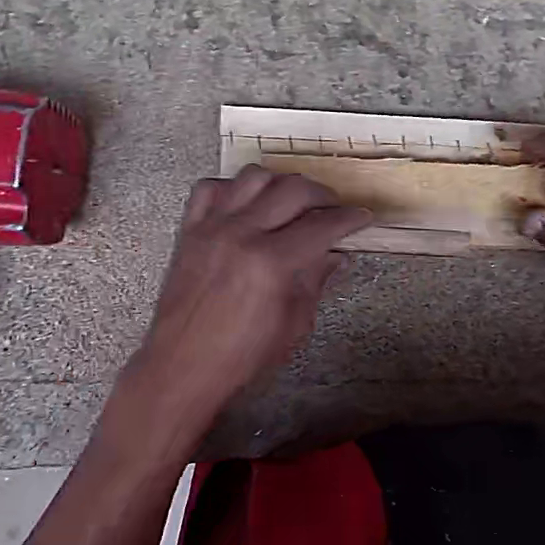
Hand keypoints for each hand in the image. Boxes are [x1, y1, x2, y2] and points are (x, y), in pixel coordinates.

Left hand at [124, 166, 372, 418]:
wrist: (181, 368)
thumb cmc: (242, 357)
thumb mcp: (294, 324)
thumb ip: (316, 281)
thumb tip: (336, 254)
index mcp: (271, 263)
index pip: (322, 225)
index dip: (350, 219)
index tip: (363, 217)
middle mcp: (241, 234)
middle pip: (293, 189)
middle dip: (323, 195)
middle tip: (333, 210)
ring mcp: (211, 227)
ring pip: (254, 176)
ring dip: (281, 184)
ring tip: (293, 202)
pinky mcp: (189, 230)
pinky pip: (211, 188)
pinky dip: (234, 188)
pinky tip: (247, 205)